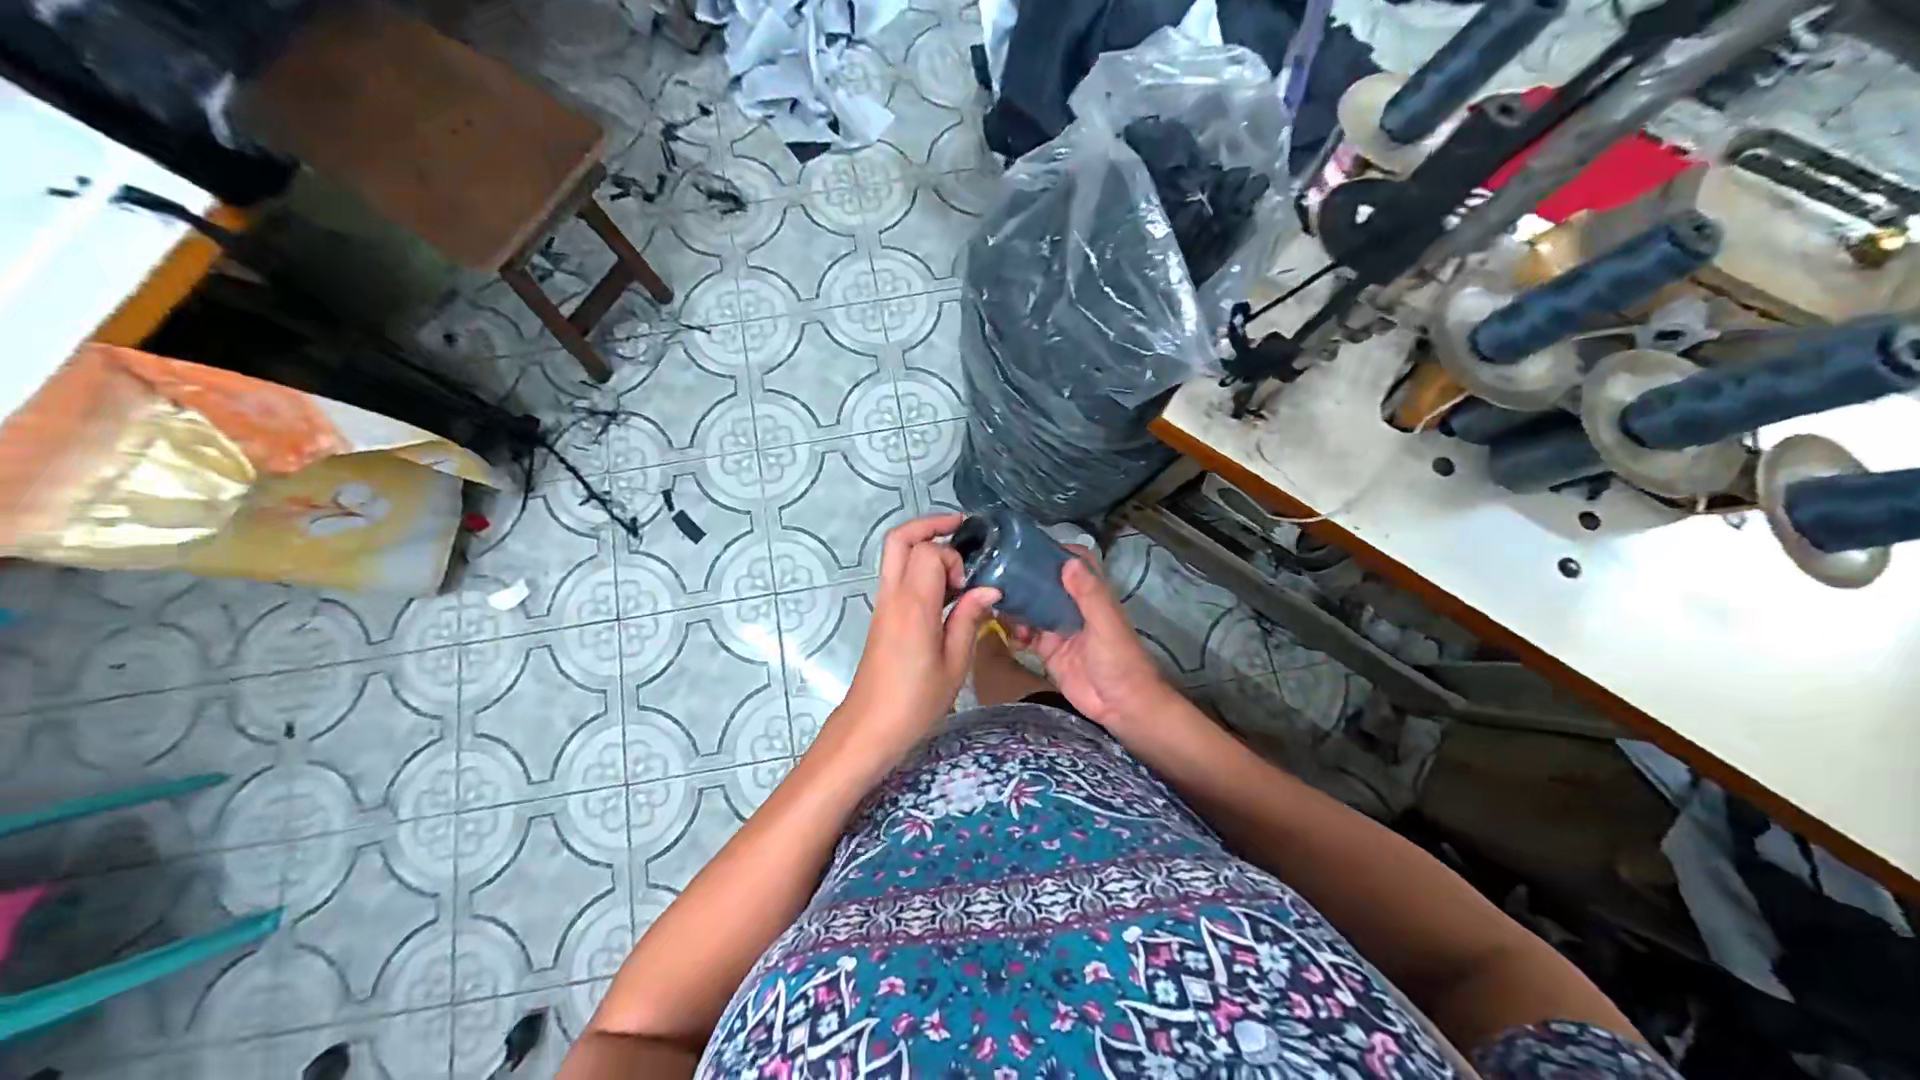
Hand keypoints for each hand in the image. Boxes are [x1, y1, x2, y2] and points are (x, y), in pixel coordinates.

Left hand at [833, 514, 1000, 763]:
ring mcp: (884, 603)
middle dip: (930, 525)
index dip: (953, 558)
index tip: (969, 586)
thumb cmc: (916, 701)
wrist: (870, 726)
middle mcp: (893, 596)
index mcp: (913, 606)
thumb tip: (989, 590)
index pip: (927, 552)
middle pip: (899, 538)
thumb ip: (969, 620)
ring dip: (924, 545)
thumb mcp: (954, 664)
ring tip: (960, 559)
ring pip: (895, 553)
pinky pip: (898, 574)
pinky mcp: (883, 614)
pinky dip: (920, 567)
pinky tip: (948, 589)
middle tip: (961, 529)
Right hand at [1011, 550, 1177, 731]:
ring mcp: (1059, 628)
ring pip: (1033, 607)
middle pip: (1048, 583)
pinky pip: (1026, 635)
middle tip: (998, 570)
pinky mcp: (1048, 650)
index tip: (1029, 545)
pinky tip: (1005, 632)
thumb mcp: (1106, 625)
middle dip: (1026, 576)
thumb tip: (1068, 562)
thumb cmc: (1120, 662)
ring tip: (994, 600)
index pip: (1076, 563)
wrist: (1121, 707)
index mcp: (1092, 595)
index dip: (1057, 551)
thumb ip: (1089, 595)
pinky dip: (1014, 632)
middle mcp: (1074, 607)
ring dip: (1016, 604)